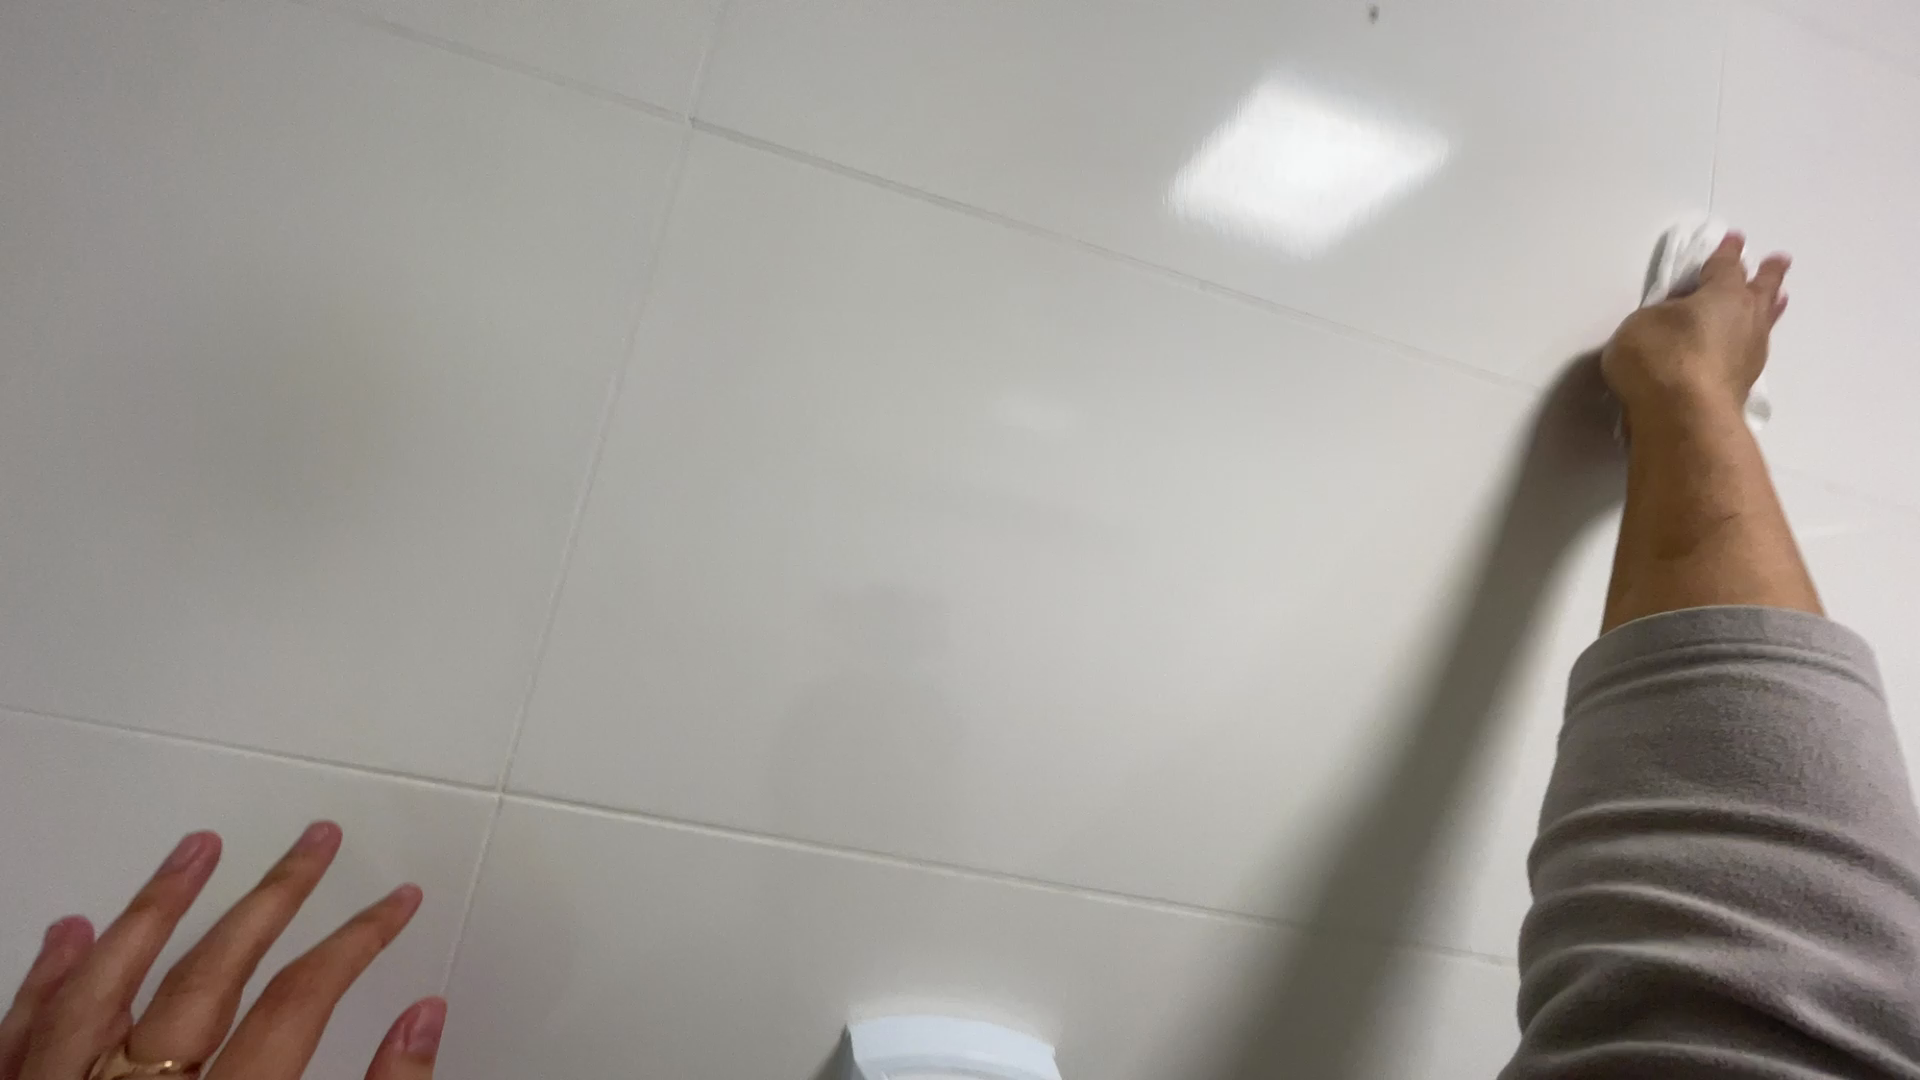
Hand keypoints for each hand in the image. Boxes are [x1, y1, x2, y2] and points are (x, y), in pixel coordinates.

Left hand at [0, 825, 444, 1079]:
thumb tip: (425, 1017)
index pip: (303, 996)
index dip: (362, 936)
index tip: (399, 901)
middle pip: (207, 975)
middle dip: (274, 894)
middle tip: (317, 839)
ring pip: (96, 993)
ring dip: (155, 908)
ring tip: (198, 847)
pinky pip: (9, 1047)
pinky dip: (42, 983)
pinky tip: (72, 930)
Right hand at [1602, 232, 1790, 424]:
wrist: (1682, 410)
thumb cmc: (1657, 356)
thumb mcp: (1639, 325)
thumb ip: (1658, 314)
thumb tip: (1674, 317)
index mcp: (1721, 294)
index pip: (1724, 266)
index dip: (1726, 252)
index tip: (1734, 239)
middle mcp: (1745, 315)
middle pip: (1761, 287)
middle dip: (1767, 272)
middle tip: (1777, 260)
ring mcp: (1750, 347)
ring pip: (1765, 316)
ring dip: (1769, 304)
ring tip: (1777, 298)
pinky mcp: (1743, 376)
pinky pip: (1752, 345)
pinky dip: (1750, 337)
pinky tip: (1745, 341)